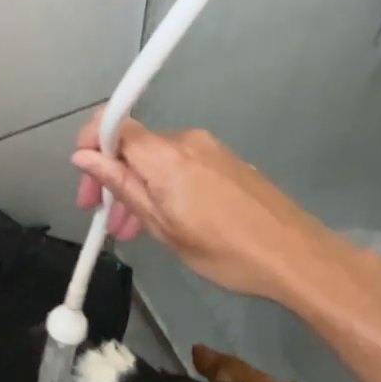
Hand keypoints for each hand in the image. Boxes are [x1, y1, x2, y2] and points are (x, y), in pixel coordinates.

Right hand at [72, 109, 339, 301]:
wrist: (297, 257)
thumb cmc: (225, 250)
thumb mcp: (163, 226)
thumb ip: (121, 186)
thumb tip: (83, 157)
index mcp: (165, 156)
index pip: (113, 124)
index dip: (89, 143)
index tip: (86, 182)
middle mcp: (186, 141)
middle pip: (133, 145)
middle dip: (112, 177)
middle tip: (105, 220)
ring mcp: (209, 149)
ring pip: (156, 159)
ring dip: (138, 187)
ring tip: (135, 229)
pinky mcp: (226, 161)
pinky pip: (180, 165)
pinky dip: (164, 186)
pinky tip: (169, 220)